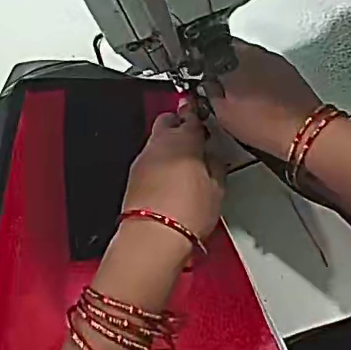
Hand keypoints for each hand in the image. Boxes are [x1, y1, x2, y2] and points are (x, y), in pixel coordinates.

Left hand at [122, 110, 224, 239]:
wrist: (153, 235)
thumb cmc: (185, 212)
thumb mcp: (217, 189)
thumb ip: (216, 166)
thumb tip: (214, 159)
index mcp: (183, 139)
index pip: (191, 115)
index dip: (198, 114)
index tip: (202, 116)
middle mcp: (159, 143)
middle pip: (168, 120)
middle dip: (179, 124)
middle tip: (194, 137)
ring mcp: (143, 158)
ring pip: (156, 139)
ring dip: (168, 144)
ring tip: (184, 162)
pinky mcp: (133, 174)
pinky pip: (148, 159)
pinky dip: (158, 162)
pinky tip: (169, 178)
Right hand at [202, 39, 321, 155]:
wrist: (302, 132)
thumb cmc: (264, 124)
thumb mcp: (223, 114)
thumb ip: (211, 94)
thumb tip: (208, 86)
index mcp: (231, 60)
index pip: (209, 52)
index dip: (203, 64)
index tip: (204, 76)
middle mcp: (252, 53)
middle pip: (230, 50)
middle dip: (223, 64)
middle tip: (221, 83)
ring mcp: (272, 59)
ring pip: (250, 57)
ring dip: (243, 68)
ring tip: (242, 92)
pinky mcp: (288, 69)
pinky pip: (267, 66)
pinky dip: (260, 75)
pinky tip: (260, 94)